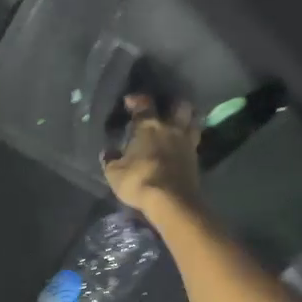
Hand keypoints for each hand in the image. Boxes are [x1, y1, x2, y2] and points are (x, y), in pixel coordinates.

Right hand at [101, 94, 202, 213]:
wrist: (171, 200)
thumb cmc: (139, 181)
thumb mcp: (114, 174)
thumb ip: (110, 160)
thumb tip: (106, 153)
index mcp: (148, 126)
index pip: (144, 104)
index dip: (136, 100)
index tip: (130, 101)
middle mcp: (170, 128)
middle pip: (178, 105)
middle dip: (171, 104)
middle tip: (164, 109)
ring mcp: (186, 142)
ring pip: (192, 120)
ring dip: (186, 119)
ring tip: (179, 124)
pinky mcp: (195, 158)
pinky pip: (194, 141)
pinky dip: (189, 140)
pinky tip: (182, 145)